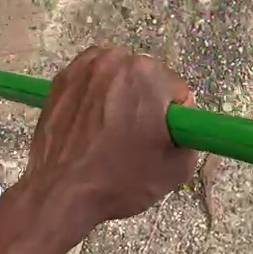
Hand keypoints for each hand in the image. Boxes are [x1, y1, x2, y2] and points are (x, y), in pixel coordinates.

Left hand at [14, 46, 197, 250]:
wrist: (61, 193)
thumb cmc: (119, 181)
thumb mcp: (175, 169)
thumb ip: (192, 138)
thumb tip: (183, 126)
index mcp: (148, 75)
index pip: (176, 90)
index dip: (173, 117)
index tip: (160, 138)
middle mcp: (115, 60)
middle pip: (145, 79)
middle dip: (145, 102)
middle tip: (134, 139)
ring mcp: (83, 68)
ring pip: (116, 77)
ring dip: (119, 96)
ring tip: (109, 132)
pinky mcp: (60, 80)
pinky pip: (90, 81)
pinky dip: (94, 95)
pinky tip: (90, 124)